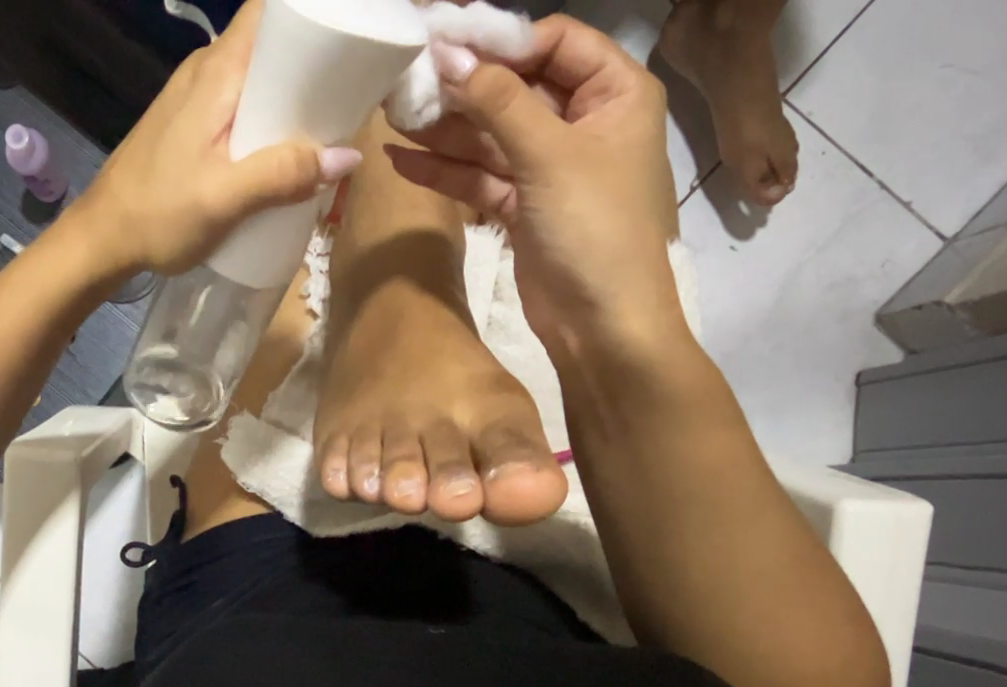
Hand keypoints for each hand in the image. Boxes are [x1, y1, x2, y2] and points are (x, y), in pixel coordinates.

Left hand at [75, 0, 361, 275]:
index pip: (269, 11)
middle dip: (313, 69)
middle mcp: (206, 73)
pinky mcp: (191, 127)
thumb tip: (347, 157)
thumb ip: (282, 175)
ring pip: (258, 81)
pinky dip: (269, 123)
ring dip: (293, 102)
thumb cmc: (158, 214)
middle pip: (271, 47)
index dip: (310, 16)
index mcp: (217, 73)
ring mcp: (196, 100)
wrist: (103, 239)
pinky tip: (285, 155)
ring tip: (327, 130)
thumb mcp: (225, 199)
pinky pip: (242, 108)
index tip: (348, 44)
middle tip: (349, 100)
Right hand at [383, 15, 687, 363]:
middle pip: (515, 89)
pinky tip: (402, 161)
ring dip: (445, 131)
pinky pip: (480, 177)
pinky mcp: (522, 207)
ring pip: (491, 137)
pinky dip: (445, 172)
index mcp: (615, 94)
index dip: (500, 42)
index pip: (554, 43)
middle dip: (463, 88)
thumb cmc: (594, 229)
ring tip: (391, 118)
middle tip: (404, 82)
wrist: (601, 325)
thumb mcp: (549, 156)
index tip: (443, 45)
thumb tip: (448, 54)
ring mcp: (549, 168)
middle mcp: (584, 123)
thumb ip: (498, 101)